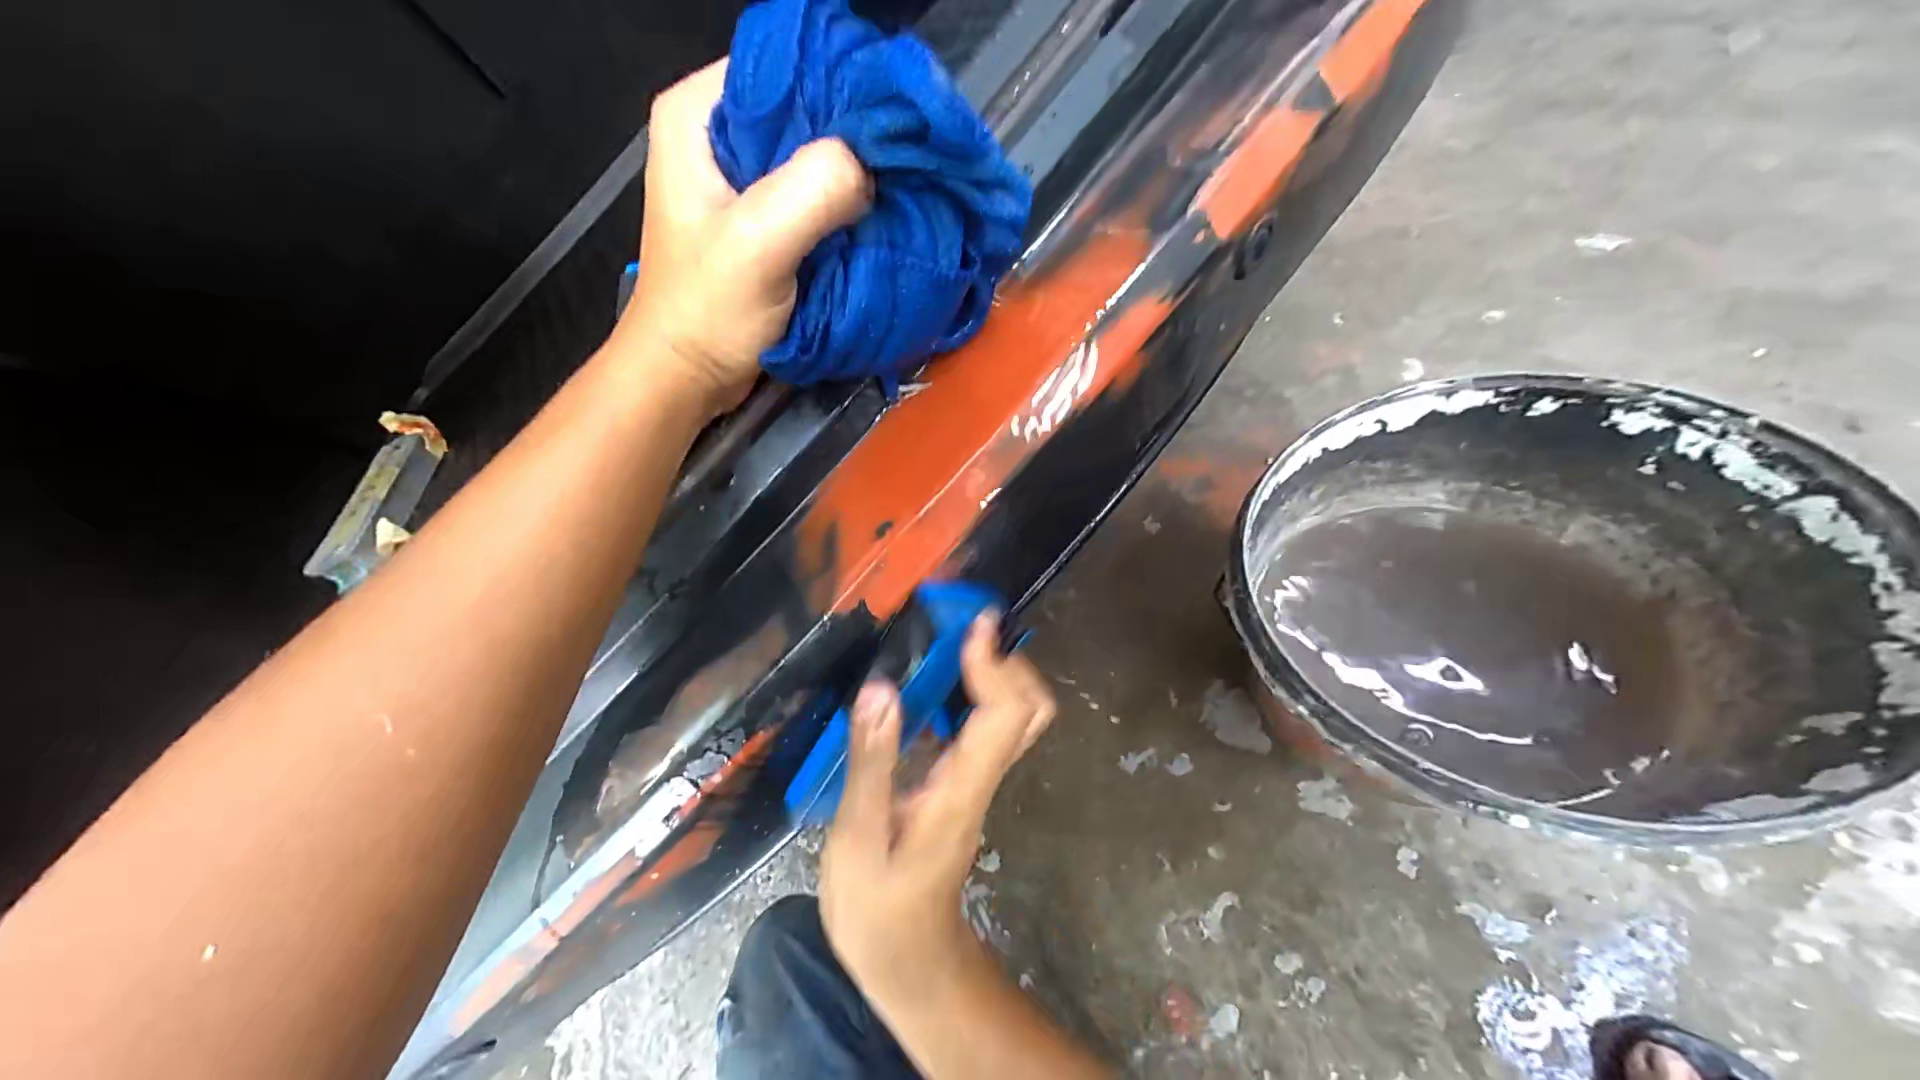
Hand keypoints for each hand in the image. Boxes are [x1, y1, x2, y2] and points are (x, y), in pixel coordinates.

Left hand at [616, 60, 871, 412]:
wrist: (688, 376)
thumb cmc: (707, 310)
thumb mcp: (758, 244)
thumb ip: (814, 191)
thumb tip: (874, 166)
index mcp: (698, 115)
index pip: (783, 66)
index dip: (838, 88)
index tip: (887, 125)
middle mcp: (719, 134)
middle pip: (803, 110)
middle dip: (852, 137)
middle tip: (901, 163)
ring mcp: (742, 179)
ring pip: (813, 156)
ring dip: (854, 177)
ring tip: (896, 191)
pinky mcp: (762, 218)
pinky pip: (815, 195)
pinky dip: (845, 207)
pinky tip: (873, 219)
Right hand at [818, 614, 1057, 1008]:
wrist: (909, 963)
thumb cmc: (879, 911)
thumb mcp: (859, 838)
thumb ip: (872, 761)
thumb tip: (881, 688)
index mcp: (963, 789)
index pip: (1005, 713)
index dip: (995, 663)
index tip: (973, 623)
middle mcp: (982, 780)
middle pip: (1029, 710)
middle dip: (1006, 661)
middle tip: (963, 631)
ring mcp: (977, 784)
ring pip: (1012, 718)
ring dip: (991, 673)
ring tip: (946, 643)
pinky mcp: (962, 788)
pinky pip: (983, 729)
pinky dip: (970, 695)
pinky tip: (926, 687)